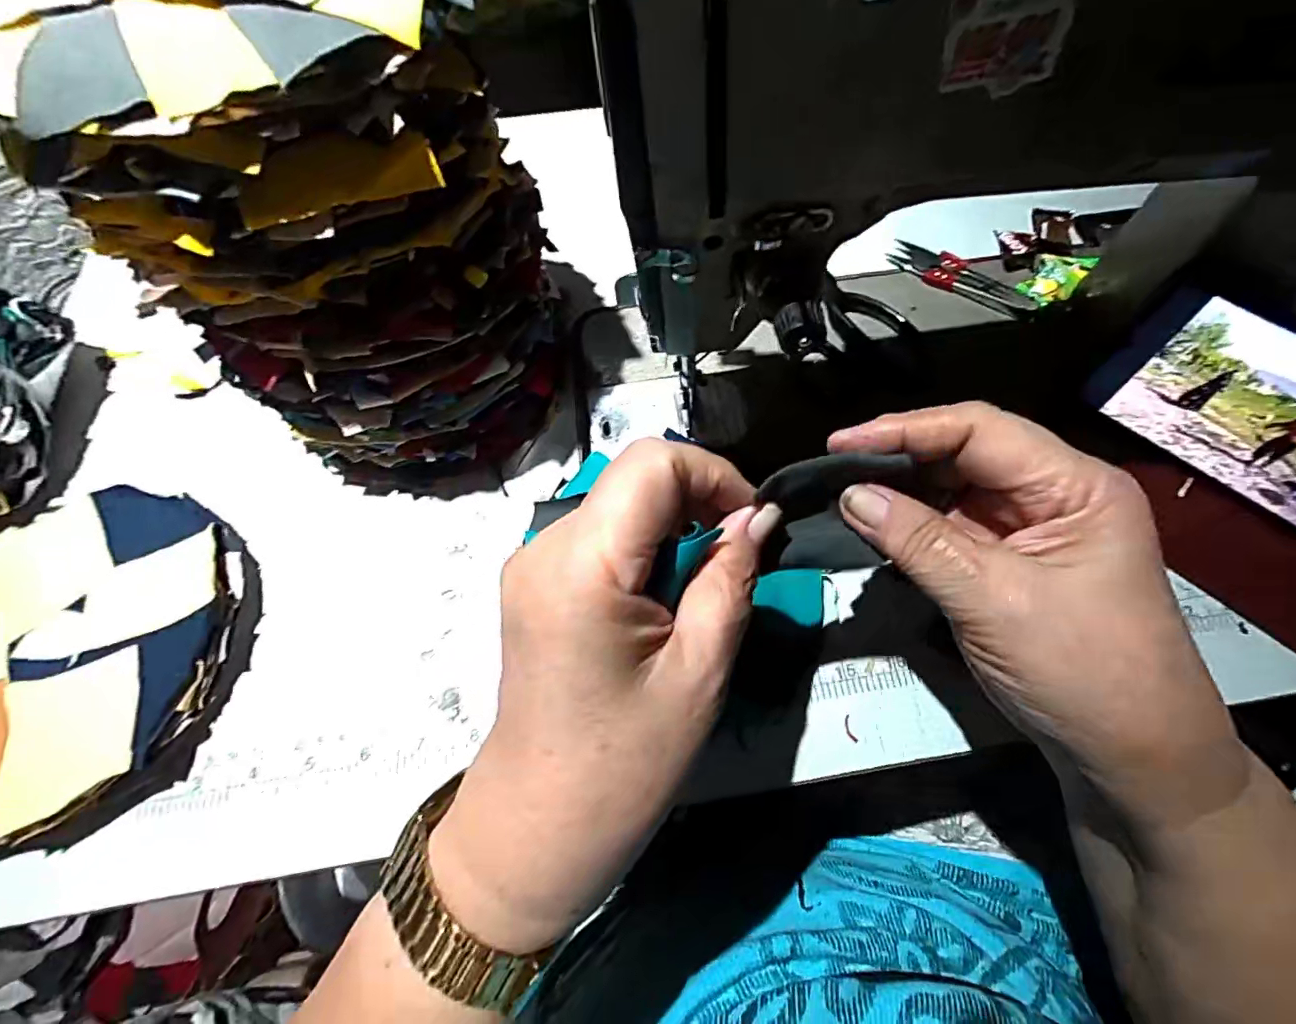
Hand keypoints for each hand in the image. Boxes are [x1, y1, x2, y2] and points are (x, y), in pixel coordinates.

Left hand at [428, 440, 779, 953]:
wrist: (535, 832)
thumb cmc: (624, 764)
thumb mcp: (701, 670)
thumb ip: (731, 577)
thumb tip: (760, 515)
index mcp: (581, 566)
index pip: (654, 462)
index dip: (716, 475)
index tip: (753, 526)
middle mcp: (545, 547)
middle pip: (639, 476)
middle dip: (703, 499)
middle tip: (740, 559)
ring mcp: (535, 563)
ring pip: (626, 501)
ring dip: (681, 526)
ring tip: (708, 586)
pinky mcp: (541, 582)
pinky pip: (609, 533)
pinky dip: (654, 547)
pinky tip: (670, 598)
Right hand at [829, 403, 1246, 823]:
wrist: (1136, 764)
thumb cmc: (1083, 674)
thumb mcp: (995, 602)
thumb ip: (921, 542)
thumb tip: (851, 494)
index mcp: (1076, 484)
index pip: (981, 429)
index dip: (907, 429)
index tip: (841, 442)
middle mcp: (1059, 495)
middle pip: (971, 455)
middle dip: (904, 460)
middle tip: (835, 469)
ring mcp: (1040, 533)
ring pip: (962, 495)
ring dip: (909, 496)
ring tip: (848, 496)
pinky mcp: (1021, 568)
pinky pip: (963, 534)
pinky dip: (923, 532)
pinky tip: (883, 531)